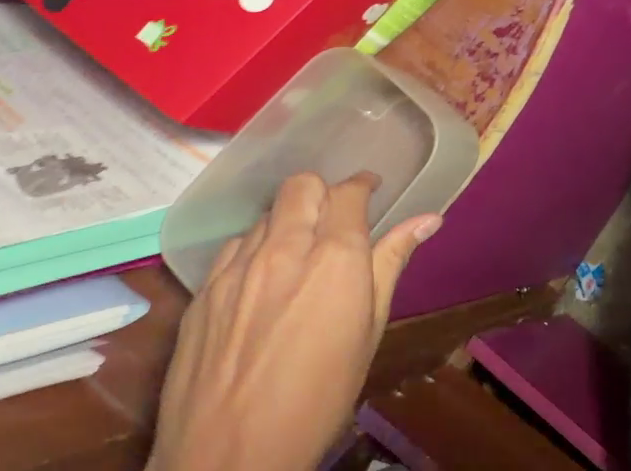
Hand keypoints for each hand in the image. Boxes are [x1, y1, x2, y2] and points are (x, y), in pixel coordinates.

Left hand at [147, 172, 440, 470]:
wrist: (229, 456)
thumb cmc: (321, 394)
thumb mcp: (370, 329)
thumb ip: (391, 264)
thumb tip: (429, 219)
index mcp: (335, 258)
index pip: (348, 192)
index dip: (363, 186)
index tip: (372, 191)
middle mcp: (284, 250)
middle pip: (301, 186)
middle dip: (323, 191)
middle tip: (336, 214)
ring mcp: (235, 271)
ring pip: (265, 215)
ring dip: (287, 220)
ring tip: (299, 250)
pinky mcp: (201, 295)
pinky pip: (232, 248)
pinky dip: (254, 248)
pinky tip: (262, 279)